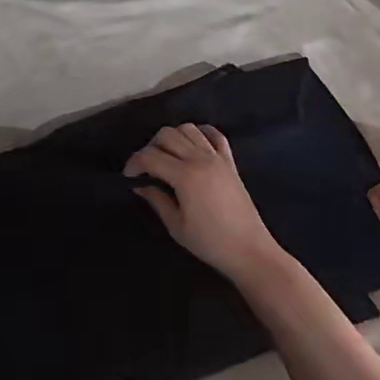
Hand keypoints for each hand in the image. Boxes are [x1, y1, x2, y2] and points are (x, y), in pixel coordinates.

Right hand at [124, 123, 288, 284]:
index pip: (150, 156)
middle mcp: (200, 159)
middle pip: (167, 134)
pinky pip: (214, 135)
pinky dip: (201, 133)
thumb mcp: (176, 226)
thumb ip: (157, 200)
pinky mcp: (230, 161)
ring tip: (168, 157)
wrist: (250, 251)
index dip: (134, 163)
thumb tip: (140, 185)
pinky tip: (193, 146)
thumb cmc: (210, 242)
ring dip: (173, 137)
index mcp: (185, 175)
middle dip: (150, 147)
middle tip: (146, 168)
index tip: (129, 177)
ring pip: (188, 129)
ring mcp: (217, 157)